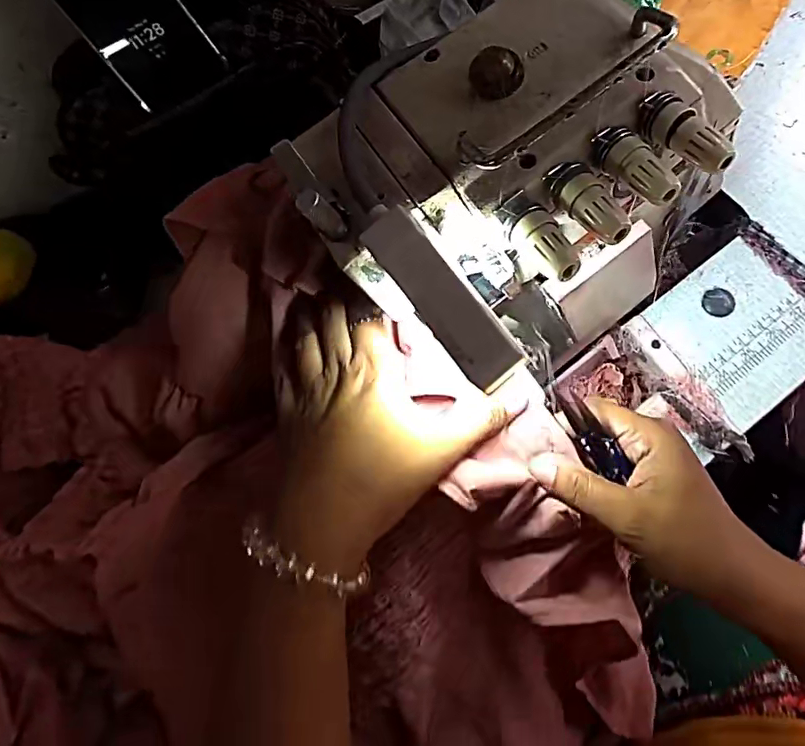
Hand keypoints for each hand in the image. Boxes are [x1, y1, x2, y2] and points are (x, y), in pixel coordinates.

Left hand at [273, 300, 520, 573]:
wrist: (320, 528)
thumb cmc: (383, 483)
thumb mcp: (440, 451)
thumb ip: (481, 420)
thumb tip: (521, 396)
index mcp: (372, 373)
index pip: (368, 318)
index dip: (371, 294)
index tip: (378, 275)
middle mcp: (336, 373)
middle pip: (333, 321)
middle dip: (339, 295)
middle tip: (344, 276)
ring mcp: (307, 392)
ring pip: (305, 338)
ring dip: (309, 314)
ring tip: (313, 294)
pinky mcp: (288, 414)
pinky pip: (283, 368)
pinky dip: (285, 346)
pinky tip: (286, 339)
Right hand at [528, 397, 768, 597]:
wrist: (732, 574)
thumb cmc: (684, 540)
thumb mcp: (625, 514)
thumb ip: (580, 486)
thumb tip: (536, 461)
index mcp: (650, 432)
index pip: (597, 409)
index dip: (565, 421)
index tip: (534, 441)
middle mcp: (655, 436)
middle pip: (601, 429)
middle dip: (572, 448)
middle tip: (539, 468)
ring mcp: (659, 457)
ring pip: (609, 452)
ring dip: (586, 469)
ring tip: (555, 485)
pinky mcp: (659, 478)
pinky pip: (622, 469)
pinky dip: (603, 482)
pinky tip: (586, 500)